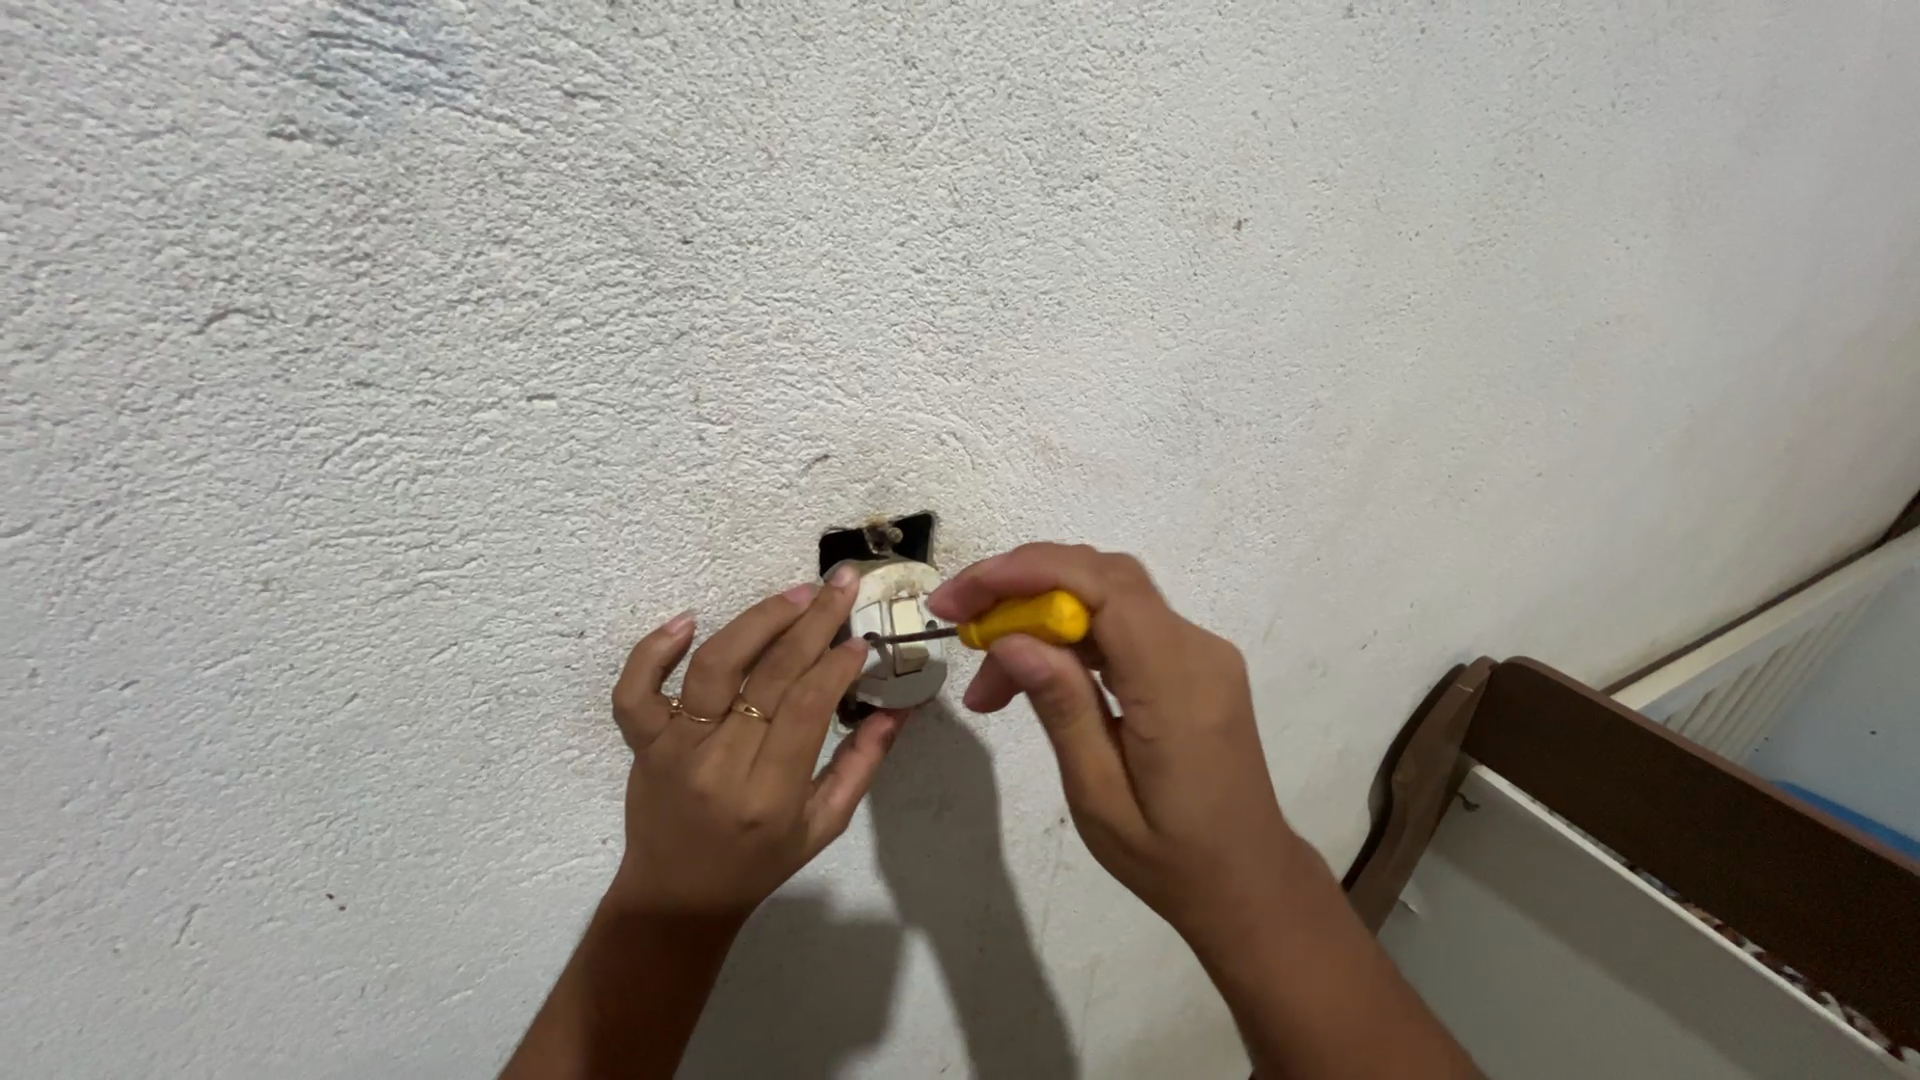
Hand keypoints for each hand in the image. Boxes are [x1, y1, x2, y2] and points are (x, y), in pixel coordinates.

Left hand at [606, 566, 906, 920]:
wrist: (677, 897)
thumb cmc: (759, 862)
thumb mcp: (824, 826)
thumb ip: (861, 766)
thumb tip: (897, 709)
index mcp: (770, 795)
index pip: (808, 707)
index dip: (837, 665)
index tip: (861, 638)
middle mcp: (720, 766)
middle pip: (770, 676)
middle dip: (813, 622)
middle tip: (841, 585)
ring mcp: (673, 750)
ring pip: (713, 667)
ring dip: (757, 621)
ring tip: (796, 594)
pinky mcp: (642, 743)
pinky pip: (635, 693)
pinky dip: (652, 652)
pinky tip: (688, 619)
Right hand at [928, 544, 1304, 954]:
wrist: (1247, 878)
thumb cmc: (1171, 857)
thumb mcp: (1100, 797)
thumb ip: (1062, 708)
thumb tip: (1013, 639)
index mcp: (1177, 686)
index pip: (1105, 588)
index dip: (1029, 572)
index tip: (963, 596)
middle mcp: (1196, 649)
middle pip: (1103, 576)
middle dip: (1021, 583)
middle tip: (959, 621)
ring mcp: (1198, 650)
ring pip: (1107, 595)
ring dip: (1039, 614)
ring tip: (987, 679)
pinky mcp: (1190, 660)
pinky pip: (1121, 623)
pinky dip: (1068, 634)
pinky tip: (1030, 673)